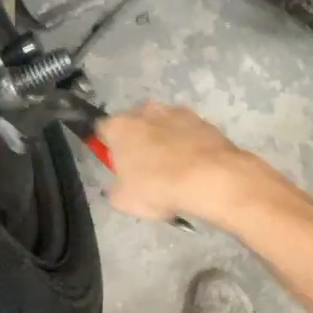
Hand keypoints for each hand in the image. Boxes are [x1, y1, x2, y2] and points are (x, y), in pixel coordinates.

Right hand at [95, 101, 258, 222]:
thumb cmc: (157, 187)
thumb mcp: (123, 200)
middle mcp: (145, 111)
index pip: (102, 129)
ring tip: (175, 171)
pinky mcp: (203, 120)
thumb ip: (115, 189)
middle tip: (145, 169)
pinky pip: (188, 132)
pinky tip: (195, 168)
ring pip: (163, 125)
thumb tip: (120, 187)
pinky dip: (189, 145)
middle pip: (134, 124)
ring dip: (165, 141)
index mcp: (119, 126)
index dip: (107, 146)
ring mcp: (176, 113)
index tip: (116, 163)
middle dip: (137, 141)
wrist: (210, 179)